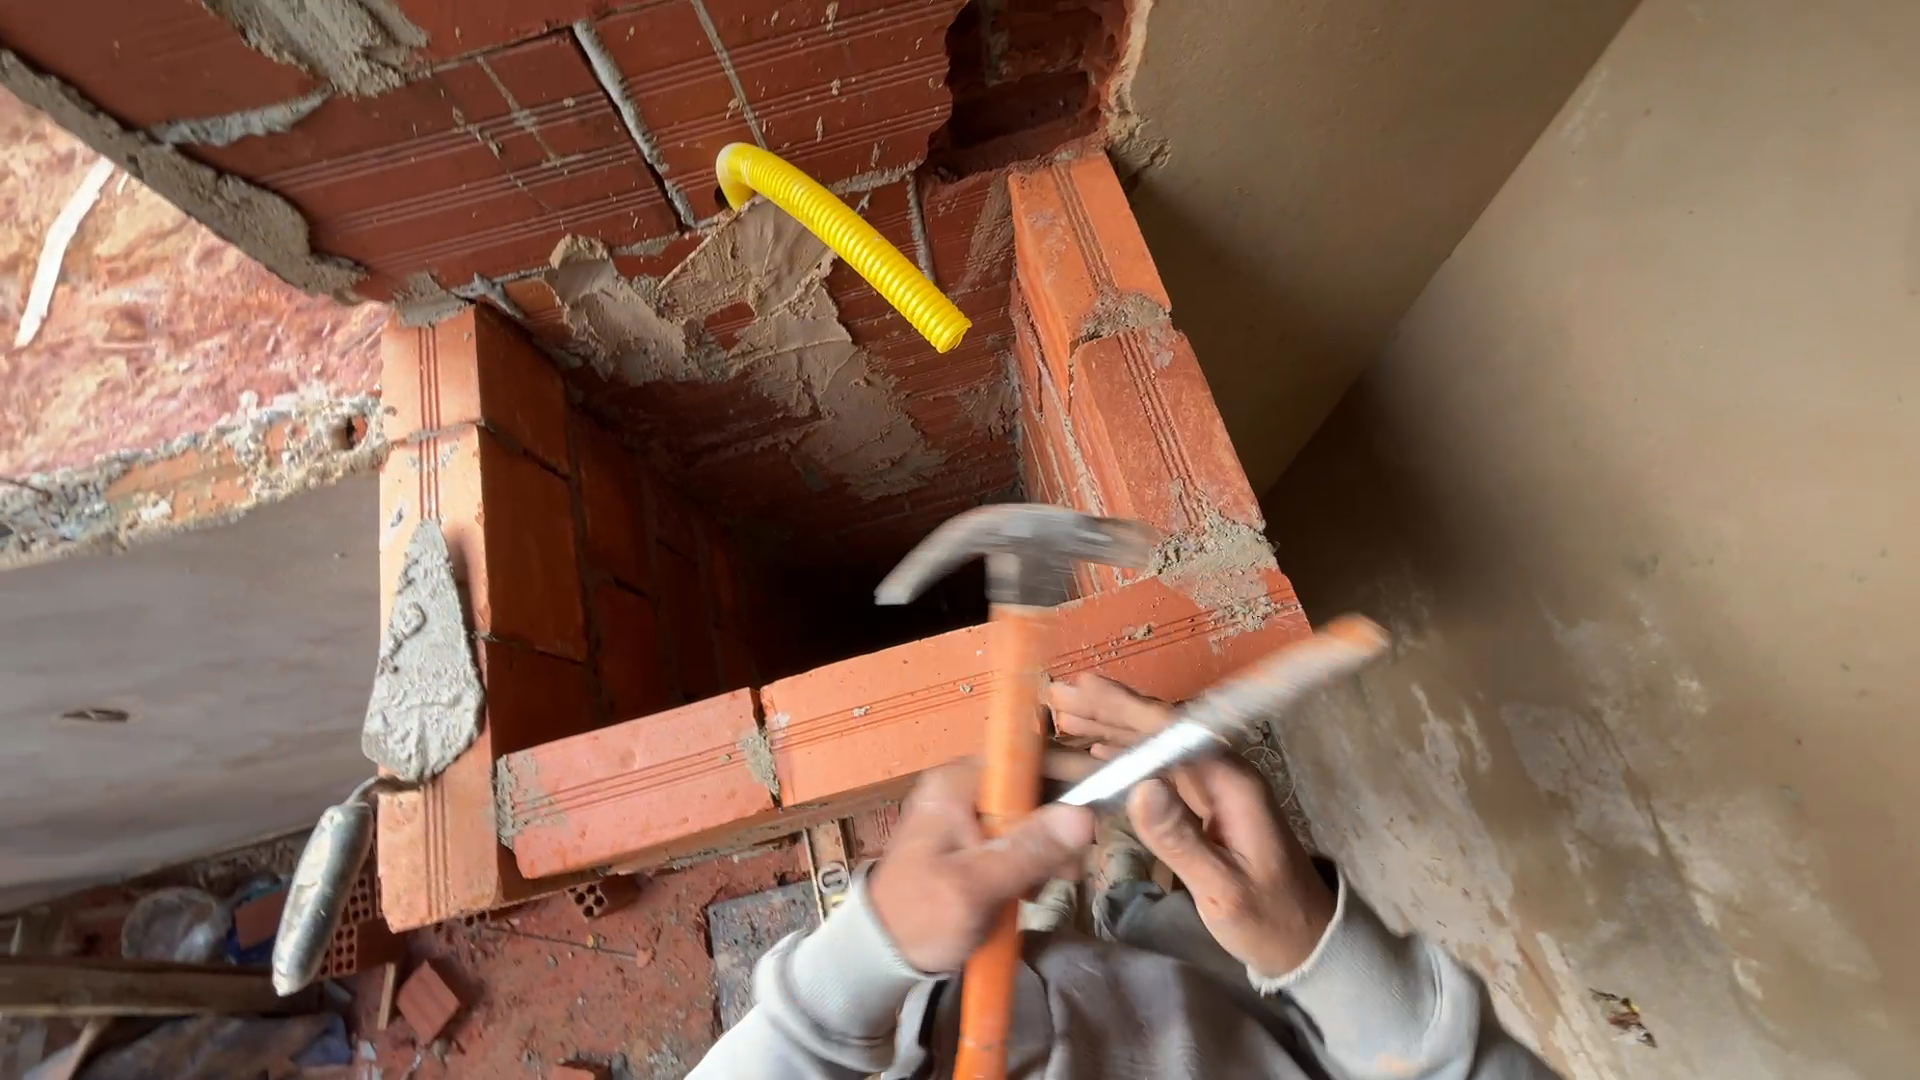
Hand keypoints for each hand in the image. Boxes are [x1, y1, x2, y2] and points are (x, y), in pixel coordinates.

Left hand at [868, 762, 1094, 972]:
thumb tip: (1084, 815)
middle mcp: (962, 787)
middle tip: (1073, 863)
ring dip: (1047, 848)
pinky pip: (1017, 837)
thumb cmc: (920, 919)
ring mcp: (967, 813)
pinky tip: (1033, 888)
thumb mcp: (976, 887)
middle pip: (1030, 785)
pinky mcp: (973, 840)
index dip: (1065, 770)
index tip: (1102, 794)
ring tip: (1049, 884)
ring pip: (1029, 814)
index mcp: (956, 783)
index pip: (1022, 756)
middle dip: (1058, 822)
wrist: (881, 957)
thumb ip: (1029, 850)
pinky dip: (1032, 860)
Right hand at [1050, 673, 1333, 977]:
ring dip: (1109, 727)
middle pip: (1158, 729)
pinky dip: (1122, 755)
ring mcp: (1210, 785)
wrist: (1305, 944)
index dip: (1127, 708)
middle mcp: (1220, 772)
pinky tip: (1094, 749)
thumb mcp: (1223, 888)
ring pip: (1153, 744)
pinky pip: (1155, 767)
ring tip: (1066, 714)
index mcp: (1231, 782)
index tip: (1088, 687)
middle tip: (1061, 694)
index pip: (1172, 731)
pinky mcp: (1201, 801)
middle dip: (1108, 709)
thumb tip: (1140, 786)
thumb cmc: (1269, 919)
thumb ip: (1180, 838)